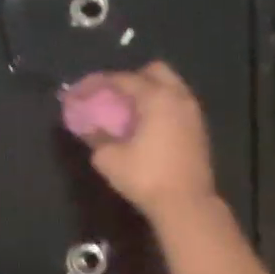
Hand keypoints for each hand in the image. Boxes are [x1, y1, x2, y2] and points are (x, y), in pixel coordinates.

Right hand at [81, 61, 216, 222]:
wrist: (185, 202)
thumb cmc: (144, 177)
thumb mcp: (109, 158)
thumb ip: (96, 136)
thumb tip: (88, 127)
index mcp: (156, 98)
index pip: (123, 79)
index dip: (97, 83)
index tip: (77, 91)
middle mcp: (178, 97)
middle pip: (154, 71)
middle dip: (129, 79)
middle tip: (109, 97)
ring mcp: (192, 112)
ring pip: (168, 87)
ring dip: (145, 93)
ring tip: (124, 112)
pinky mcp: (197, 128)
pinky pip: (175, 104)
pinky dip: (158, 106)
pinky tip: (143, 126)